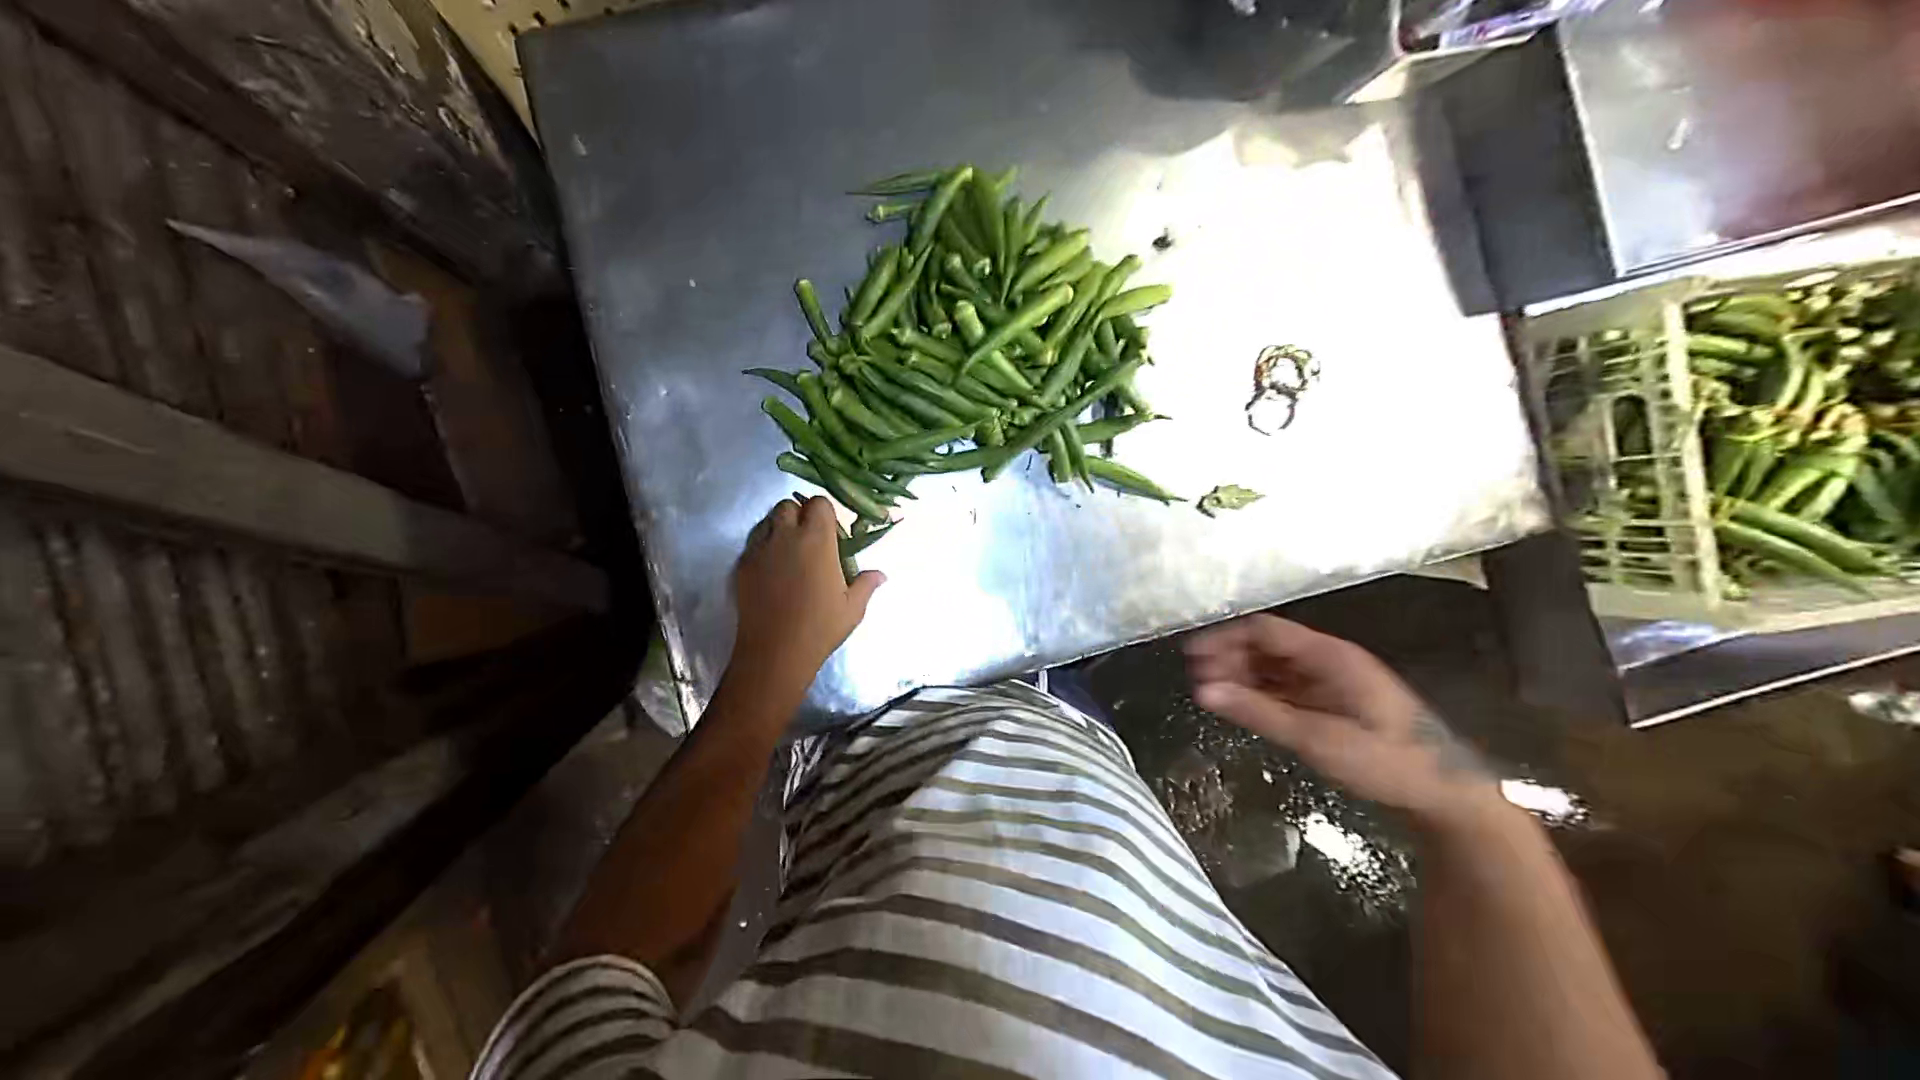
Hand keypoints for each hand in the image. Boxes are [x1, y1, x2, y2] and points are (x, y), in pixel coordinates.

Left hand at [730, 496, 883, 693]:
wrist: (775, 651)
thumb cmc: (820, 627)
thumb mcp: (852, 608)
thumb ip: (866, 584)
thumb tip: (881, 575)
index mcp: (817, 540)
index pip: (818, 504)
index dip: (825, 513)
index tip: (831, 532)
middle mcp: (786, 536)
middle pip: (788, 506)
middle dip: (799, 515)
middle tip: (809, 539)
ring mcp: (760, 549)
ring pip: (767, 521)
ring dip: (779, 529)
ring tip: (789, 553)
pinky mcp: (742, 565)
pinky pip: (753, 544)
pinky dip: (763, 548)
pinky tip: (772, 571)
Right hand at [1186, 615, 1503, 827]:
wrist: (1444, 794)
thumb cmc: (1385, 761)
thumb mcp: (1317, 738)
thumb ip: (1258, 712)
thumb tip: (1203, 691)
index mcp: (1328, 656)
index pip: (1264, 631)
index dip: (1224, 637)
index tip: (1191, 655)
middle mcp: (1326, 660)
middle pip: (1265, 645)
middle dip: (1228, 657)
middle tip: (1195, 678)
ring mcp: (1329, 681)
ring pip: (1272, 666)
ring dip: (1240, 675)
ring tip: (1209, 692)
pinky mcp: (1330, 702)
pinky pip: (1284, 687)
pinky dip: (1258, 693)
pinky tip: (1239, 705)